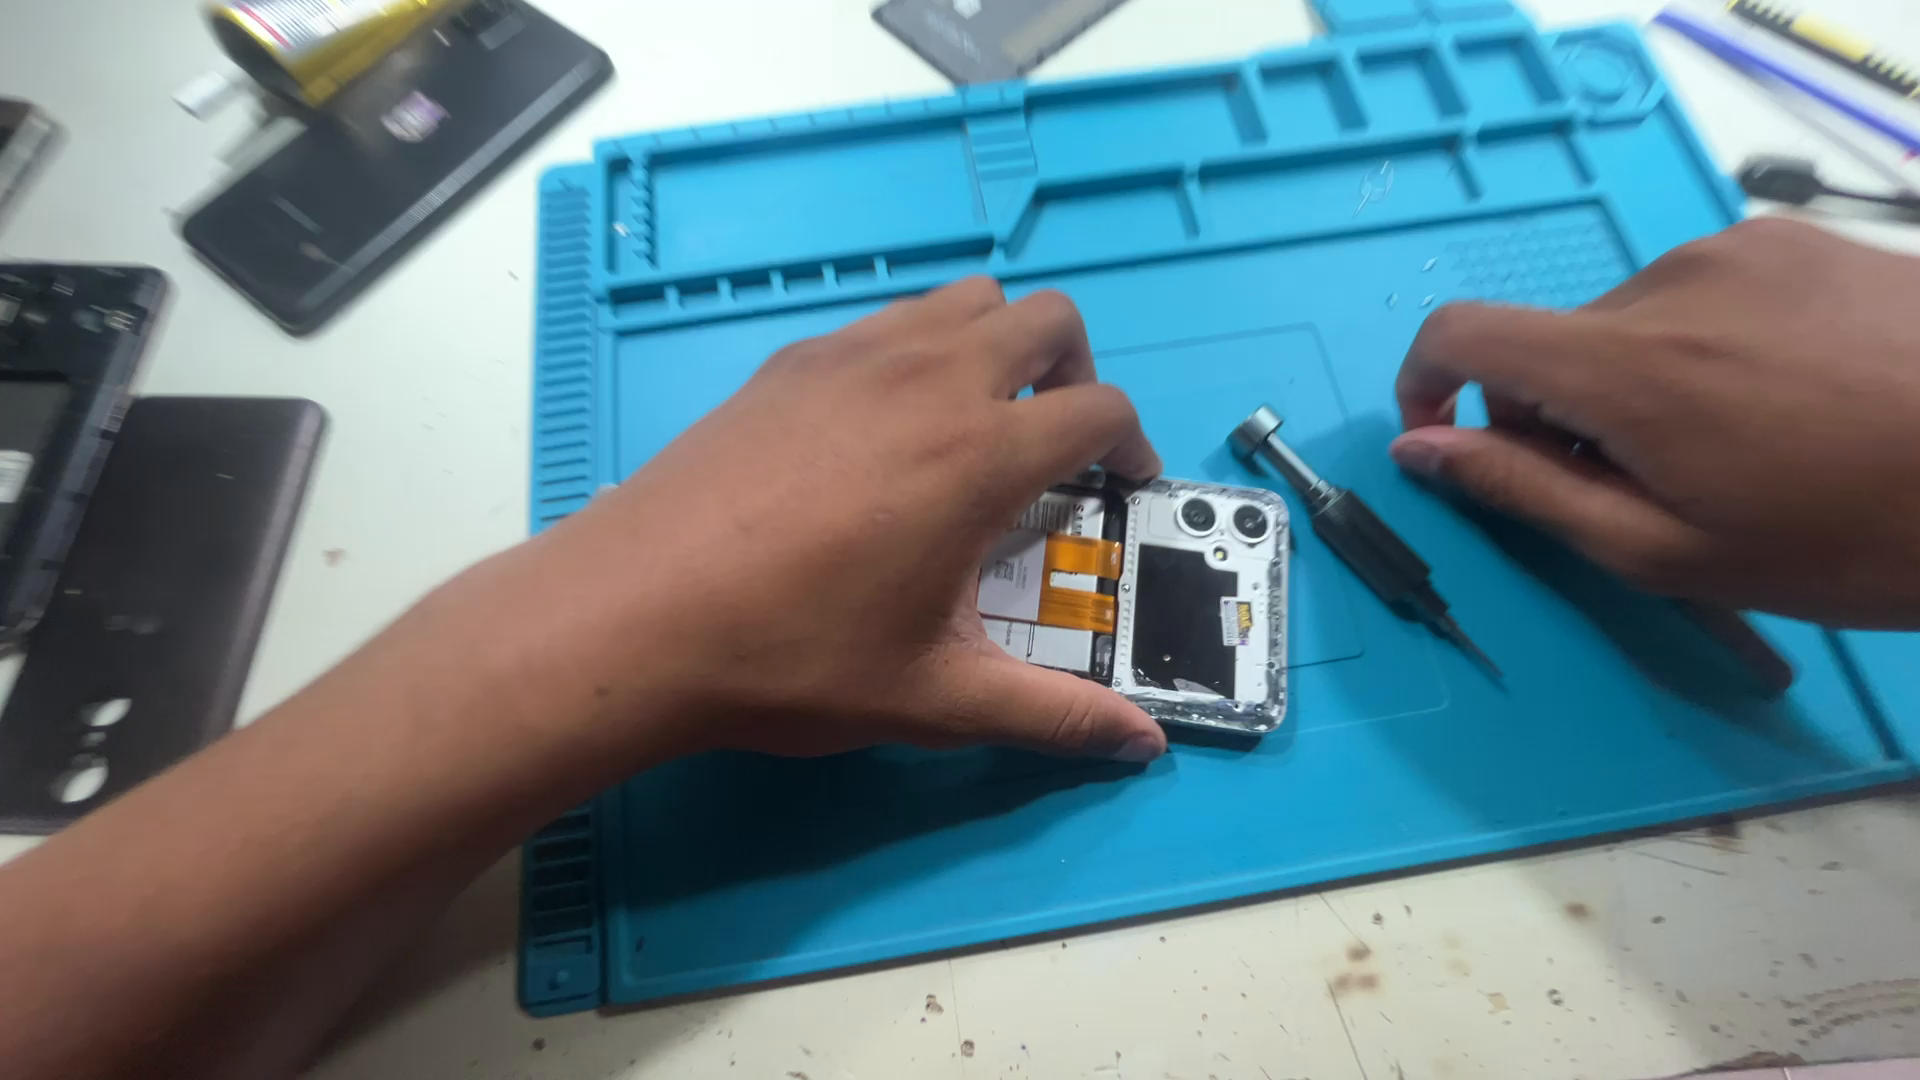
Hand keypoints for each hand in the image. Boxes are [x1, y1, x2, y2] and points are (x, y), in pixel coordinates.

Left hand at [530, 278, 1167, 761]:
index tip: (1124, 480)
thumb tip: (1144, 749)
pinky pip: (890, 320)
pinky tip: (887, 426)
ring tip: (979, 421)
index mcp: (979, 452)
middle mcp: (929, 378)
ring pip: (966, 301)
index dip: (1132, 442)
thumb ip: (1053, 715)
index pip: (1101, 407)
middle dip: (1077, 371)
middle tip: (1058, 440)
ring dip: (1000, 347)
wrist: (633, 616)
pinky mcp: (793, 360)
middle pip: (1046, 319)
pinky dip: (924, 349)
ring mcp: (855, 355)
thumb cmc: (794, 657)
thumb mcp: (936, 697)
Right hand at [1389, 218, 1919, 627]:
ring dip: (1614, 386)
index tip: (1442, 438)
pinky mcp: (1797, 242)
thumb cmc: (1854, 538)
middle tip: (1626, 480)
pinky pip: (1680, 297)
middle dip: (1545, 415)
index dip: (1421, 385)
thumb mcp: (1657, 546)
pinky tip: (1760, 397)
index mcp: (1629, 361)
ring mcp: (1743, 250)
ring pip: (1607, 326)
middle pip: (1539, 346)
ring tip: (1709, 444)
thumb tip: (1416, 448)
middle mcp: (1672, 281)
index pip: (1457, 335)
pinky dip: (1675, 350)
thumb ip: (1517, 487)